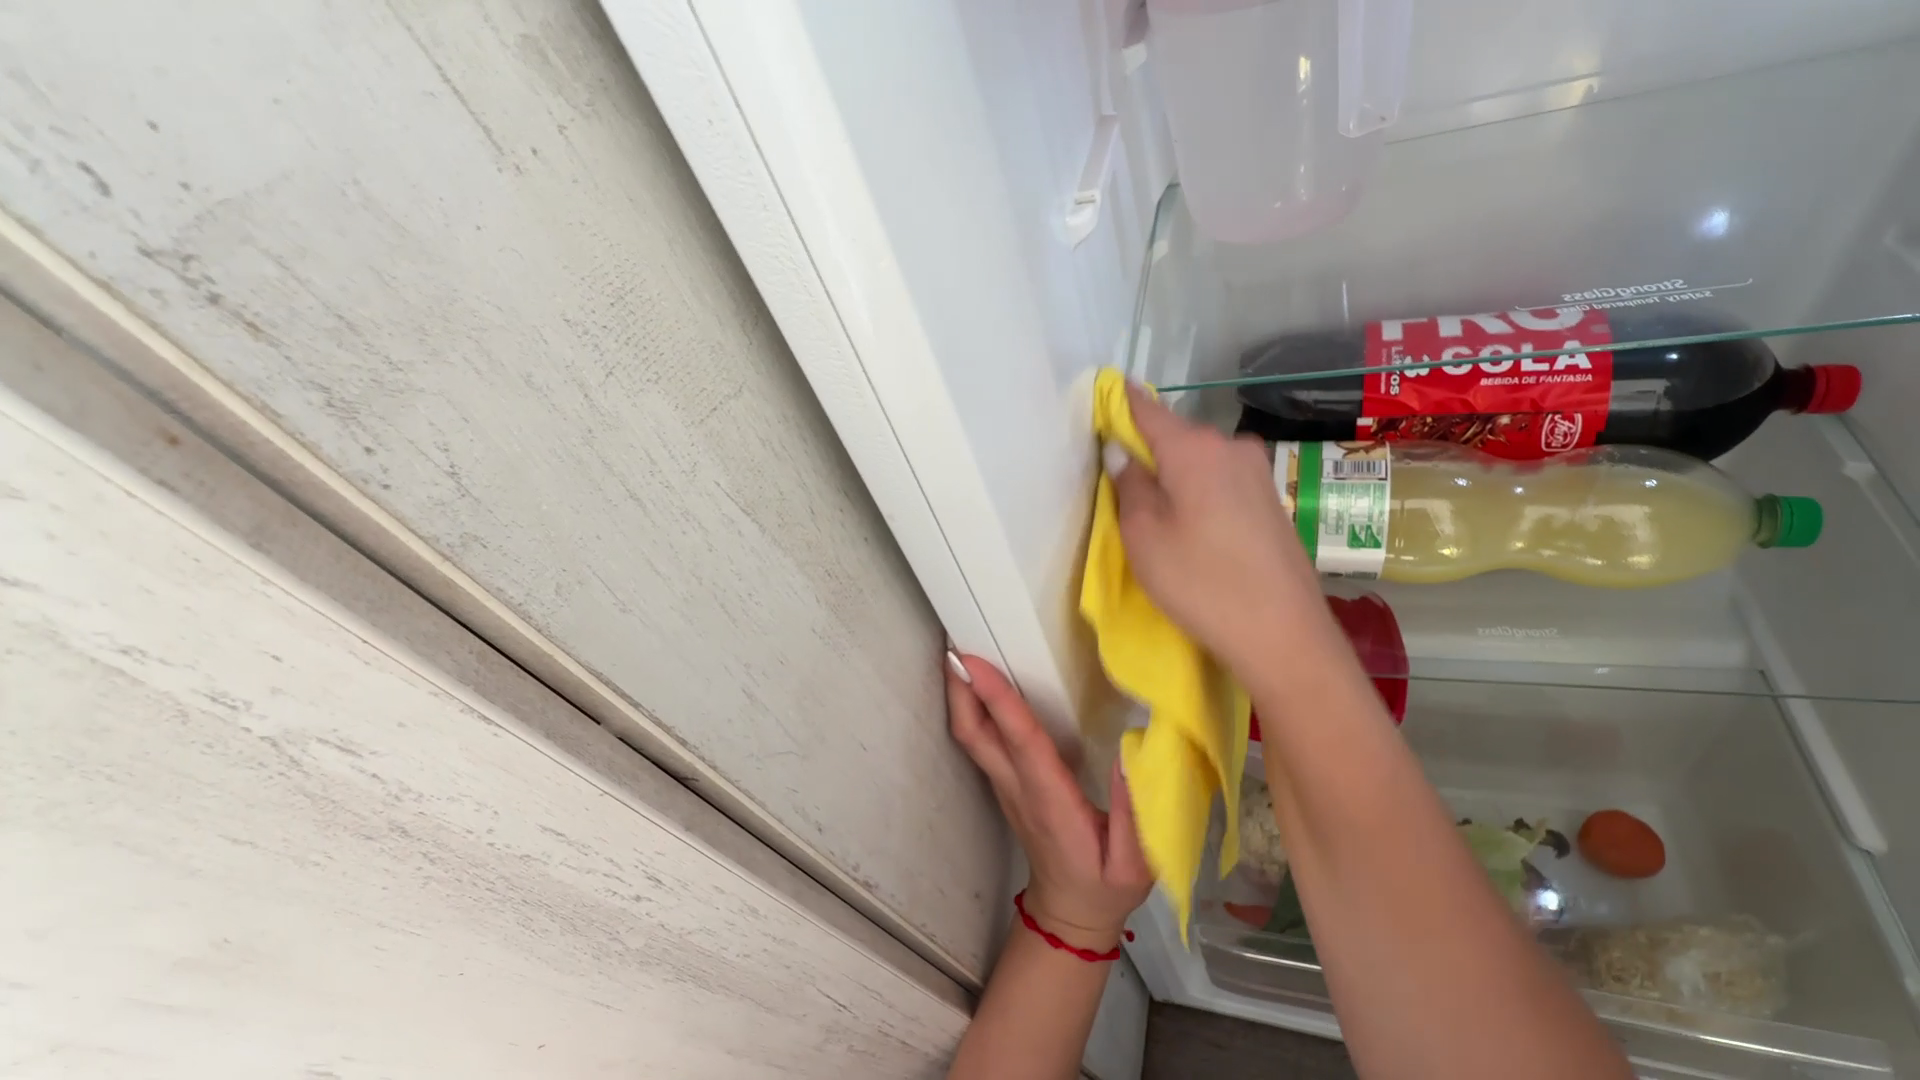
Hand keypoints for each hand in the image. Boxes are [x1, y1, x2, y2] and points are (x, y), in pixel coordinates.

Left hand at [946, 652, 1151, 946]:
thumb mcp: (1134, 862)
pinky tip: (982, 684)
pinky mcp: (1007, 784)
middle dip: (959, 688)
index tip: (976, 663)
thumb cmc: (1104, 887)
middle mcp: (1018, 787)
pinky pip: (982, 740)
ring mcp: (1007, 786)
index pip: (1021, 741)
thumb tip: (1131, 752)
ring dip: (961, 694)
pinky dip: (975, 708)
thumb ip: (1132, 811)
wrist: (1070, 914)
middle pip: (975, 734)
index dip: (999, 700)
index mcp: (1050, 800)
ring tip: (960, 650)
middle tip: (953, 642)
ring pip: (972, 736)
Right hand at [1107, 384, 1324, 670]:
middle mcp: (1231, 447)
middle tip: (1124, 486)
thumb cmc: (1201, 583)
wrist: (1282, 633)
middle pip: (1177, 437)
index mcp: (1195, 448)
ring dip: (1176, 476)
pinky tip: (1196, 527)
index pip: (1148, 410)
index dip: (1122, 403)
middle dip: (1149, 451)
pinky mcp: (1272, 500)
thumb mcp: (1144, 537)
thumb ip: (1129, 486)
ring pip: (1201, 462)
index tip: (1105, 391)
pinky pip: (1222, 481)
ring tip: (1160, 517)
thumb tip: (1123, 453)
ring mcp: (1258, 473)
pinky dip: (1200, 493)